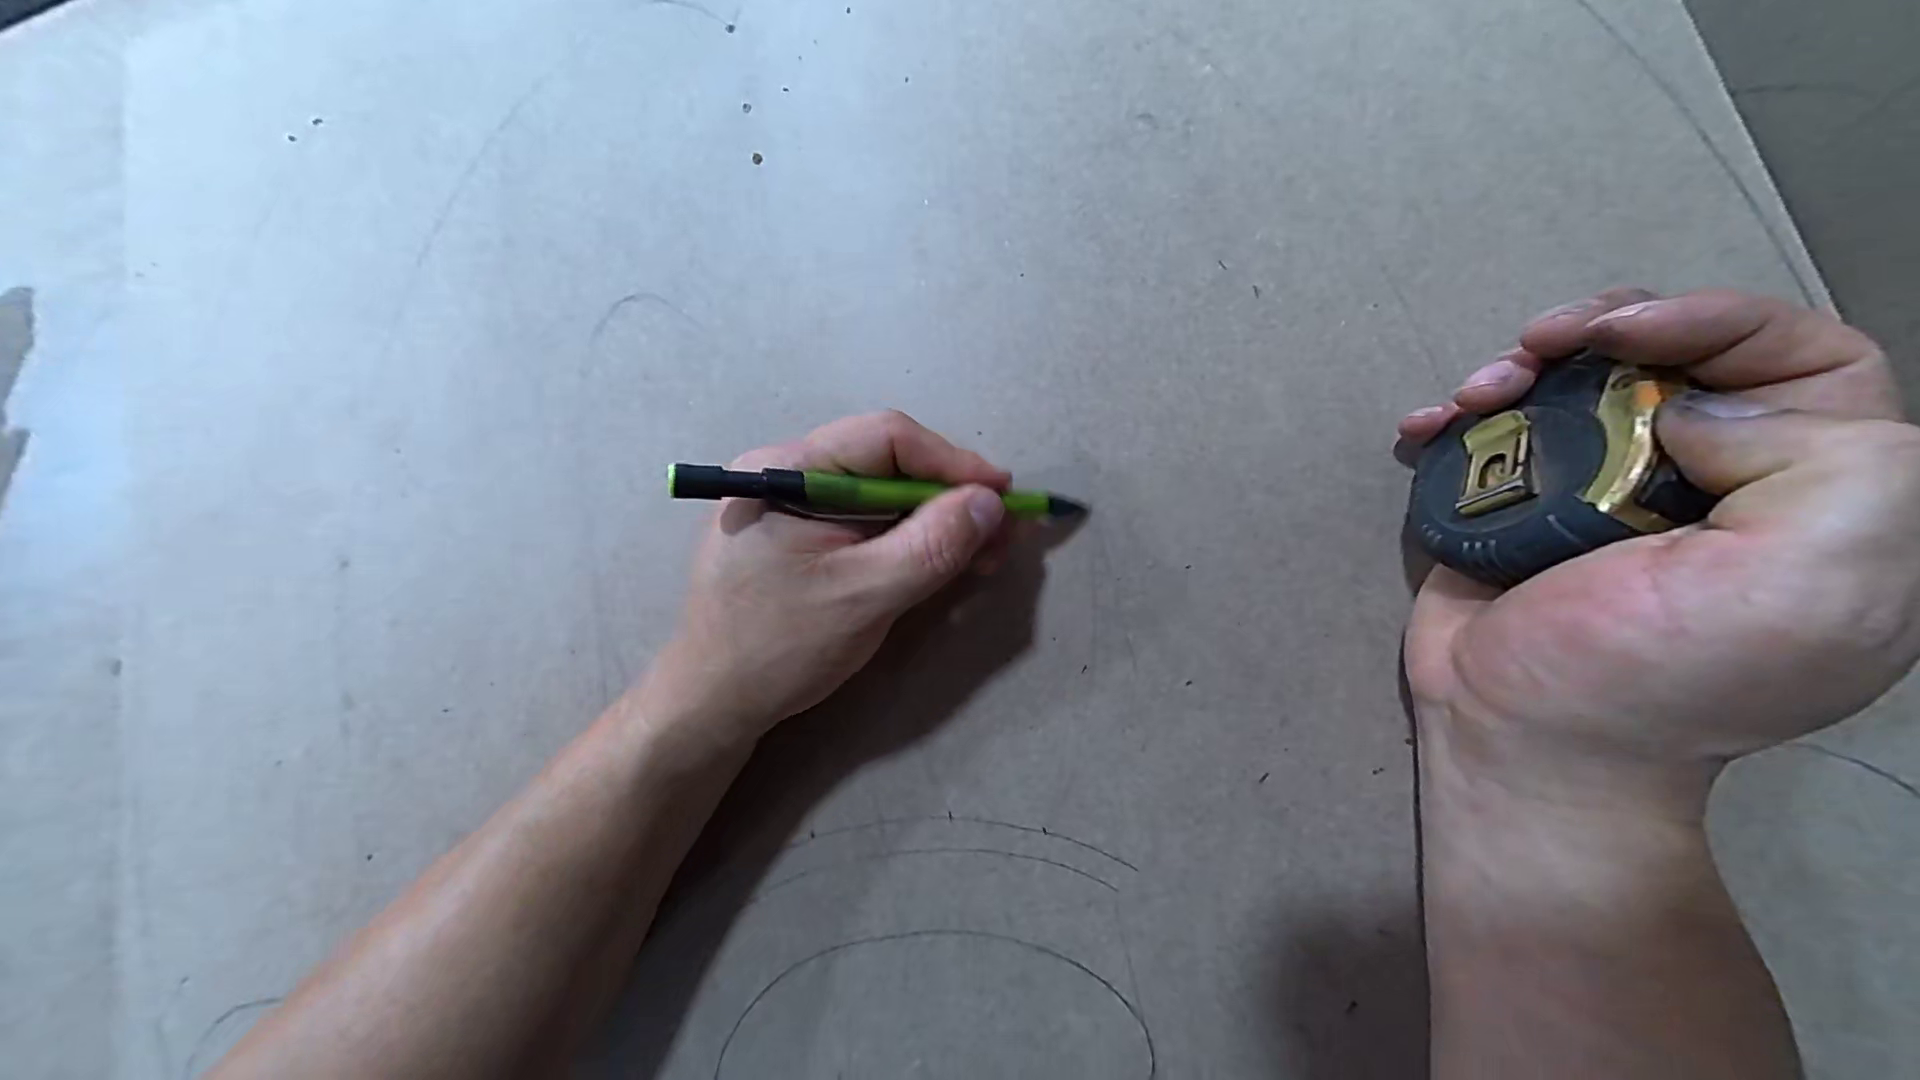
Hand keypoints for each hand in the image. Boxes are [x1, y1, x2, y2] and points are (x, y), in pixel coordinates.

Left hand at [639, 410, 1011, 748]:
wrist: (713, 704)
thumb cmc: (777, 649)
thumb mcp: (863, 597)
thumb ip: (930, 545)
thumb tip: (992, 502)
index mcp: (787, 470)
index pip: (884, 438)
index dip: (952, 462)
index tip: (1004, 495)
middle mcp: (791, 474)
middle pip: (888, 463)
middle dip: (951, 495)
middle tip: (1002, 531)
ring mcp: (798, 507)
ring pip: (886, 495)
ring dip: (939, 520)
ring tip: (985, 552)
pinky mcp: (808, 537)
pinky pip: (871, 524)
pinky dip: (914, 540)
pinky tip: (946, 560)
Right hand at [1397, 289, 1919, 806]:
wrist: (1514, 734)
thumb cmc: (1652, 674)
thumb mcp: (1807, 586)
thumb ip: (1825, 466)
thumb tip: (1689, 411)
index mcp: (1806, 492)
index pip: (1792, 361)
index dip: (1709, 321)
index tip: (1613, 332)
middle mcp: (1698, 480)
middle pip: (1662, 360)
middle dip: (1593, 335)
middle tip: (1527, 349)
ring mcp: (1590, 494)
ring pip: (1563, 392)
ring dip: (1508, 374)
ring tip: (1464, 399)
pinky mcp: (1506, 509)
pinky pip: (1486, 441)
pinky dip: (1449, 421)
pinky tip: (1420, 428)